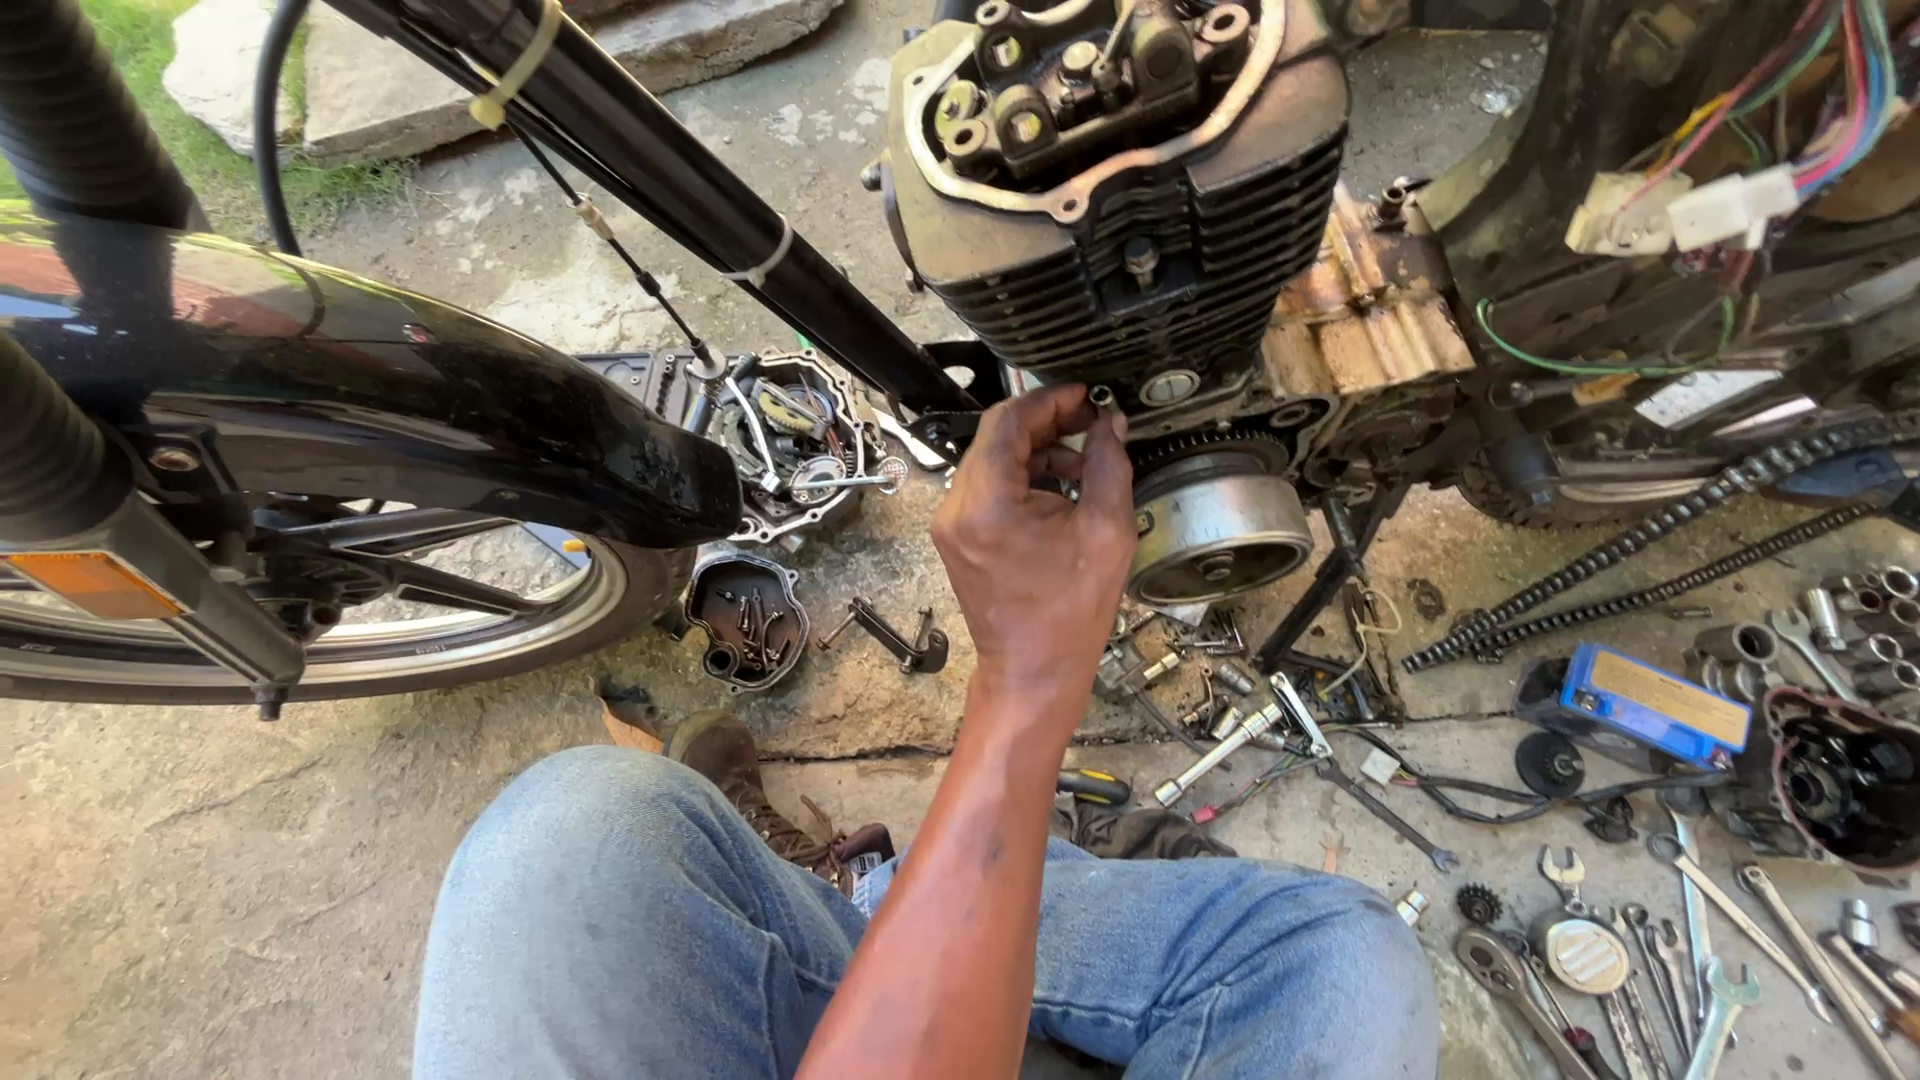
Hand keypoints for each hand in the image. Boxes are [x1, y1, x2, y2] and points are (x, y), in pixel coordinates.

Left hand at [931, 385, 1134, 729]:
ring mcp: (951, 523)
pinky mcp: (957, 535)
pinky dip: (1022, 477)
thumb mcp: (1106, 532)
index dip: (1050, 400)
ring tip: (1083, 463)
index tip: (1084, 395)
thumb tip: (1109, 424)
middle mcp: (956, 508)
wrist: (1032, 668)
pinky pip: (987, 486)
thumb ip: (1108, 466)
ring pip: (992, 459)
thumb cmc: (1067, 614)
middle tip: (1089, 421)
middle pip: (996, 436)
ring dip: (1037, 450)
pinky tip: (1060, 489)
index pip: (1008, 422)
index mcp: (986, 504)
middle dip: (1046, 423)